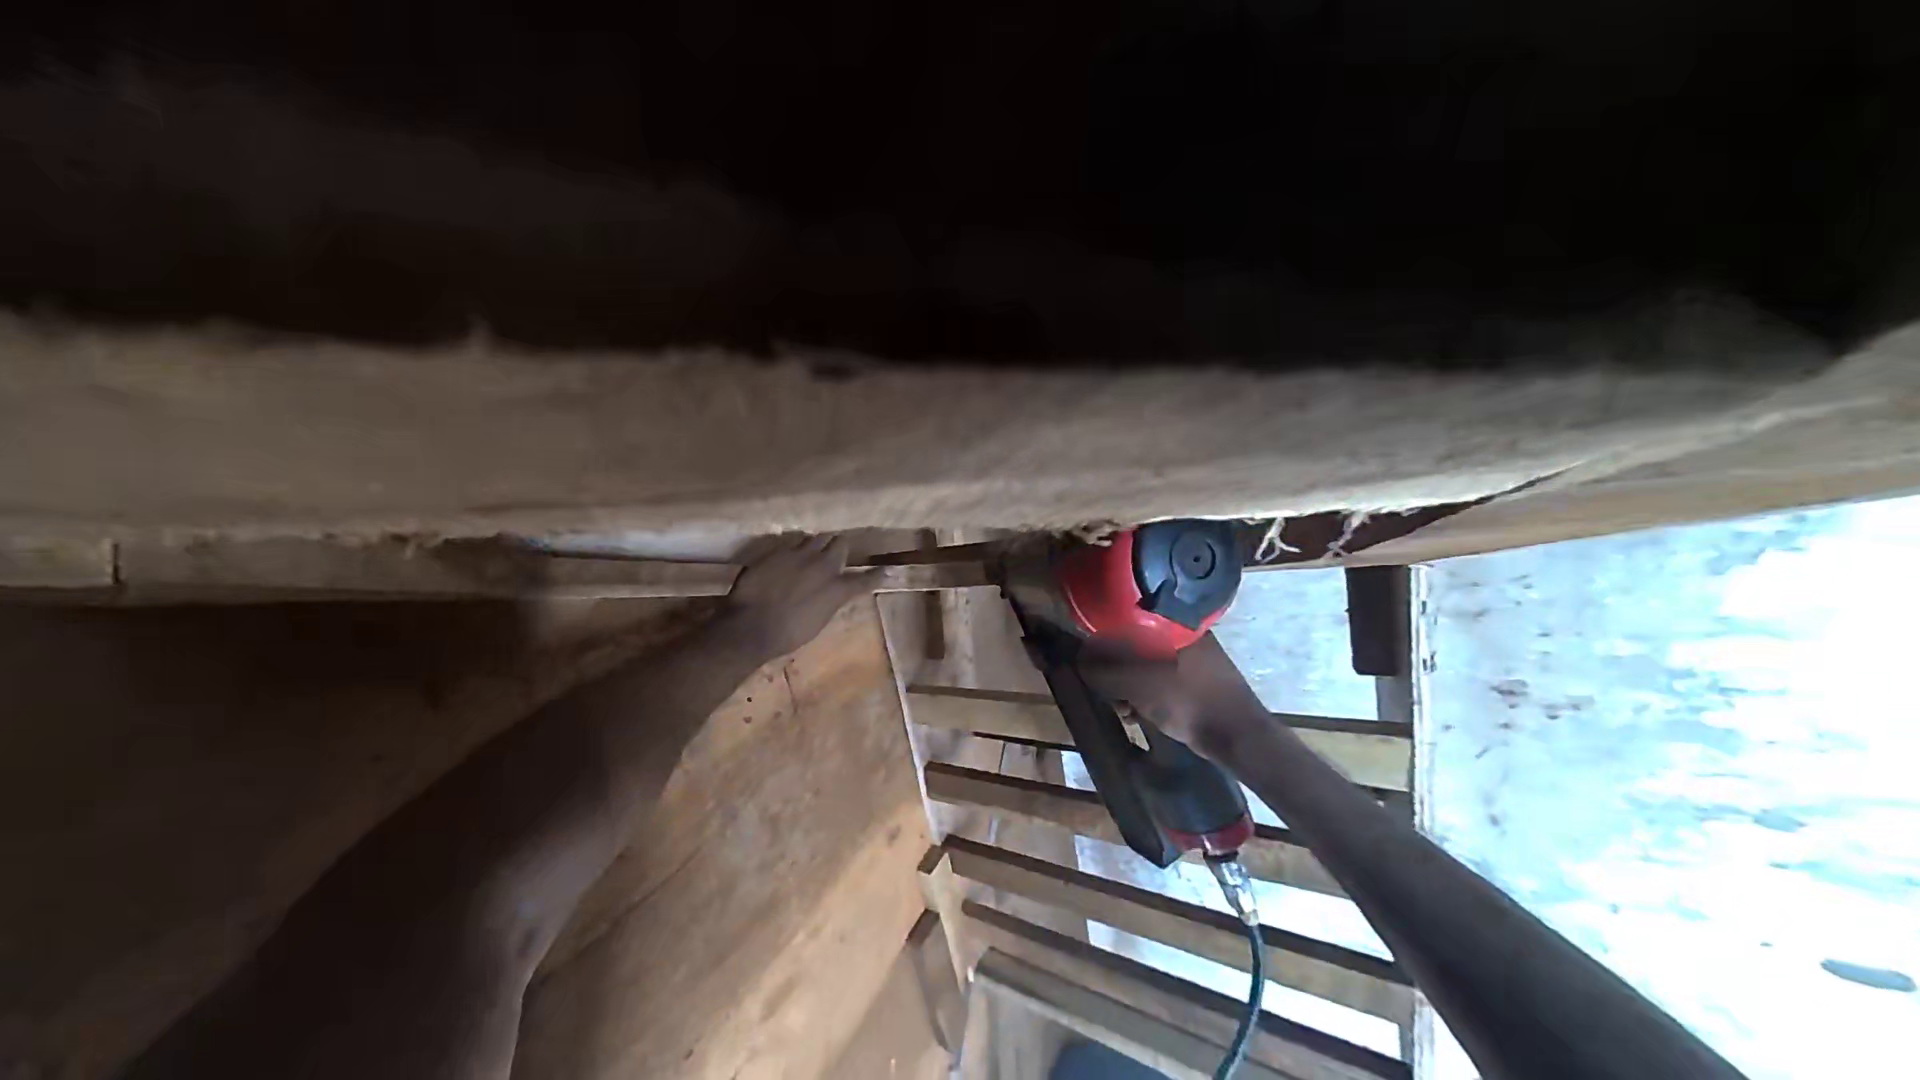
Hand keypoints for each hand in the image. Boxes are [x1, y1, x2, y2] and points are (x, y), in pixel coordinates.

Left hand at [722, 534, 880, 661]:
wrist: (752, 625)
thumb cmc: (787, 634)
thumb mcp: (819, 620)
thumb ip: (830, 600)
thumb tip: (832, 592)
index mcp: (837, 589)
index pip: (865, 579)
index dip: (877, 575)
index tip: (886, 570)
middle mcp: (823, 566)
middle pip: (840, 544)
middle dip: (839, 548)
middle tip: (835, 554)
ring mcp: (800, 555)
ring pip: (817, 537)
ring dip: (818, 544)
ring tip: (812, 552)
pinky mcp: (779, 551)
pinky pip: (793, 542)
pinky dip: (796, 548)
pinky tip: (790, 557)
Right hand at [1079, 632, 1266, 758]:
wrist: (1235, 735)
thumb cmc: (1186, 700)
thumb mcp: (1136, 685)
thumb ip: (1104, 671)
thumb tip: (1079, 662)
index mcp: (1172, 624)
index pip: (1126, 619)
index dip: (1103, 639)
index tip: (1090, 660)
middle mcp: (1182, 634)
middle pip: (1133, 644)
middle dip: (1114, 671)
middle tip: (1108, 693)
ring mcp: (1191, 658)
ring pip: (1144, 665)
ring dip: (1127, 687)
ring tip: (1124, 710)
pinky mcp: (1195, 681)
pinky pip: (1158, 680)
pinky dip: (1144, 694)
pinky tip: (1138, 715)